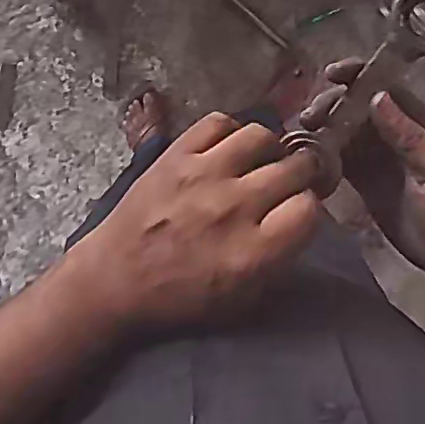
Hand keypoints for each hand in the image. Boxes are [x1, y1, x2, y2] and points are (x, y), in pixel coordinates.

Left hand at [63, 113, 319, 330]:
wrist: (115, 277)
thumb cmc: (179, 297)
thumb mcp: (240, 301)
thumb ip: (278, 261)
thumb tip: (299, 218)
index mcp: (252, 252)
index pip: (308, 209)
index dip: (308, 208)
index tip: (297, 210)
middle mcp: (233, 206)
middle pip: (292, 169)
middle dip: (300, 173)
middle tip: (291, 178)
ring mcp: (202, 174)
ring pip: (260, 136)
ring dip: (269, 148)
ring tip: (260, 159)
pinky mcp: (175, 155)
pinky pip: (217, 122)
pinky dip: (230, 130)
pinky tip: (228, 146)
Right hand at [301, 60, 424, 281]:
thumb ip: (412, 138)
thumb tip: (378, 98)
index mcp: (420, 125)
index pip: (386, 88)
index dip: (359, 76)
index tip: (332, 75)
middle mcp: (394, 134)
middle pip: (357, 106)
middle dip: (332, 103)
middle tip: (311, 118)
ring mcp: (377, 156)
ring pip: (343, 128)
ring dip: (322, 125)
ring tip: (303, 133)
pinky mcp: (363, 179)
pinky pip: (337, 156)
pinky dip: (320, 151)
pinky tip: (305, 154)